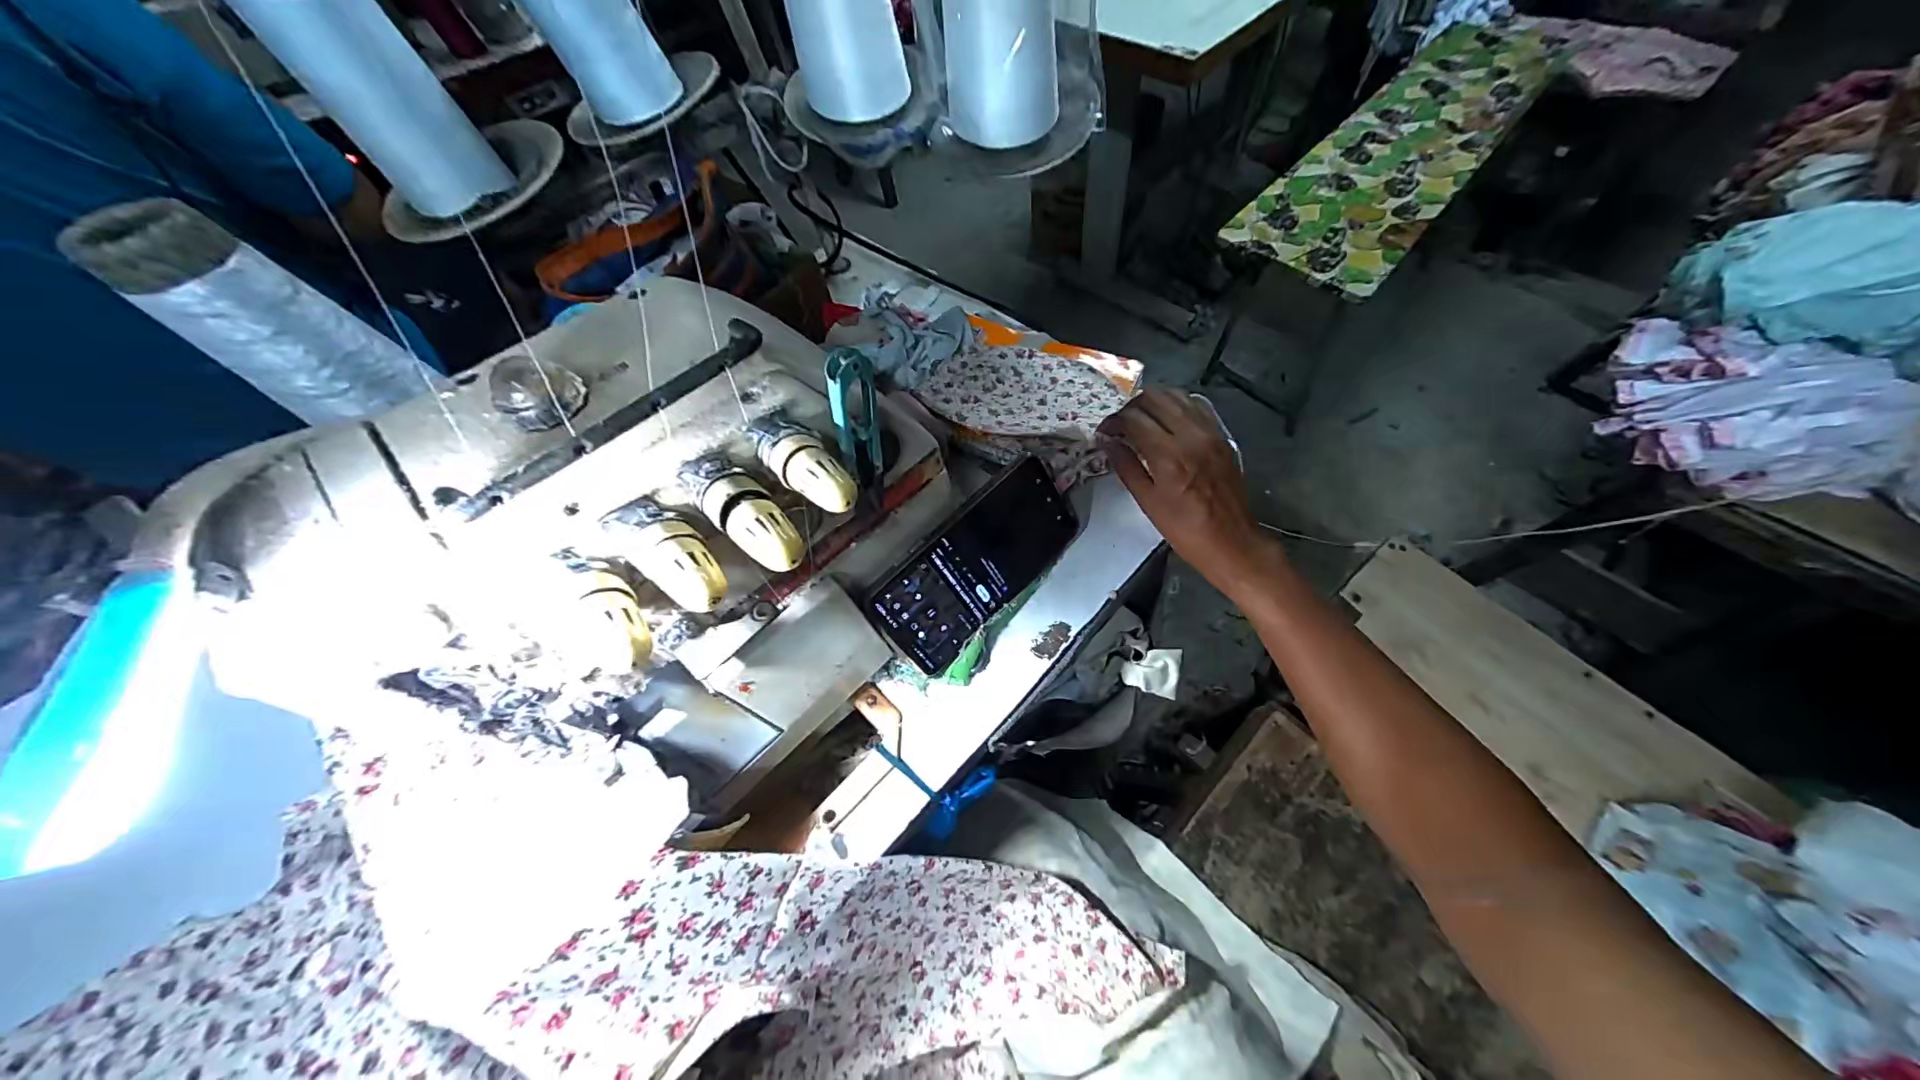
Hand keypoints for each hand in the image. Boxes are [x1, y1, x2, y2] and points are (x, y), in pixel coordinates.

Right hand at [1098, 388, 1273, 591]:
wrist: (1231, 540)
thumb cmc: (1185, 529)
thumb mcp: (1148, 502)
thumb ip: (1126, 466)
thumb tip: (1108, 443)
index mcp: (1169, 456)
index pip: (1134, 419)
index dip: (1113, 421)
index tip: (1104, 432)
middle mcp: (1191, 436)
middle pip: (1154, 398)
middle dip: (1131, 407)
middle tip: (1121, 426)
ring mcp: (1210, 432)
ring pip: (1176, 396)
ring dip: (1153, 403)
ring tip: (1141, 421)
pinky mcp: (1221, 435)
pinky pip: (1196, 406)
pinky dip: (1177, 406)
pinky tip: (1167, 421)